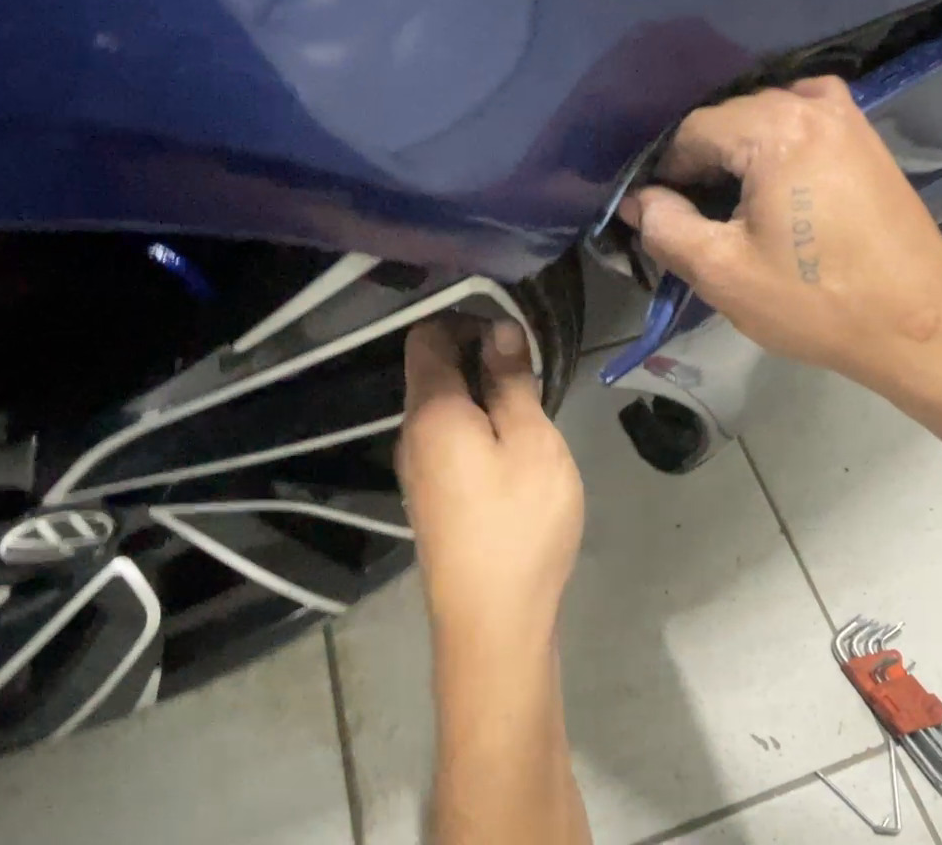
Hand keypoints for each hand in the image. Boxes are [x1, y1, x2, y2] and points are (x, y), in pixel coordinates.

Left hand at [397, 318, 583, 645]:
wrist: (491, 622)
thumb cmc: (519, 524)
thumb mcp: (531, 443)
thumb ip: (511, 382)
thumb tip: (499, 329)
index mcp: (430, 411)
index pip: (426, 336)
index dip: (465, 319)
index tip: (512, 332)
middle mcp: (410, 434)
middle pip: (430, 371)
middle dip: (476, 355)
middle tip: (529, 370)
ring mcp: (415, 469)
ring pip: (440, 408)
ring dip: (478, 394)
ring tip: (526, 409)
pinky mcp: (429, 498)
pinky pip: (445, 439)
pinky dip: (473, 427)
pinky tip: (509, 450)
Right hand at [620, 76, 941, 390]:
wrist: (917, 326)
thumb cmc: (815, 302)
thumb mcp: (722, 272)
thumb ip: (666, 227)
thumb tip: (638, 200)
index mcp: (776, 129)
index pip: (691, 131)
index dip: (664, 172)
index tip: (658, 215)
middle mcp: (813, 105)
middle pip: (727, 120)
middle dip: (700, 163)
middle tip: (690, 217)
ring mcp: (847, 117)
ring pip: (763, 119)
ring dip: (736, 155)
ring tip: (729, 206)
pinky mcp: (865, 139)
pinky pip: (801, 122)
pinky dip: (774, 144)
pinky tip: (771, 184)